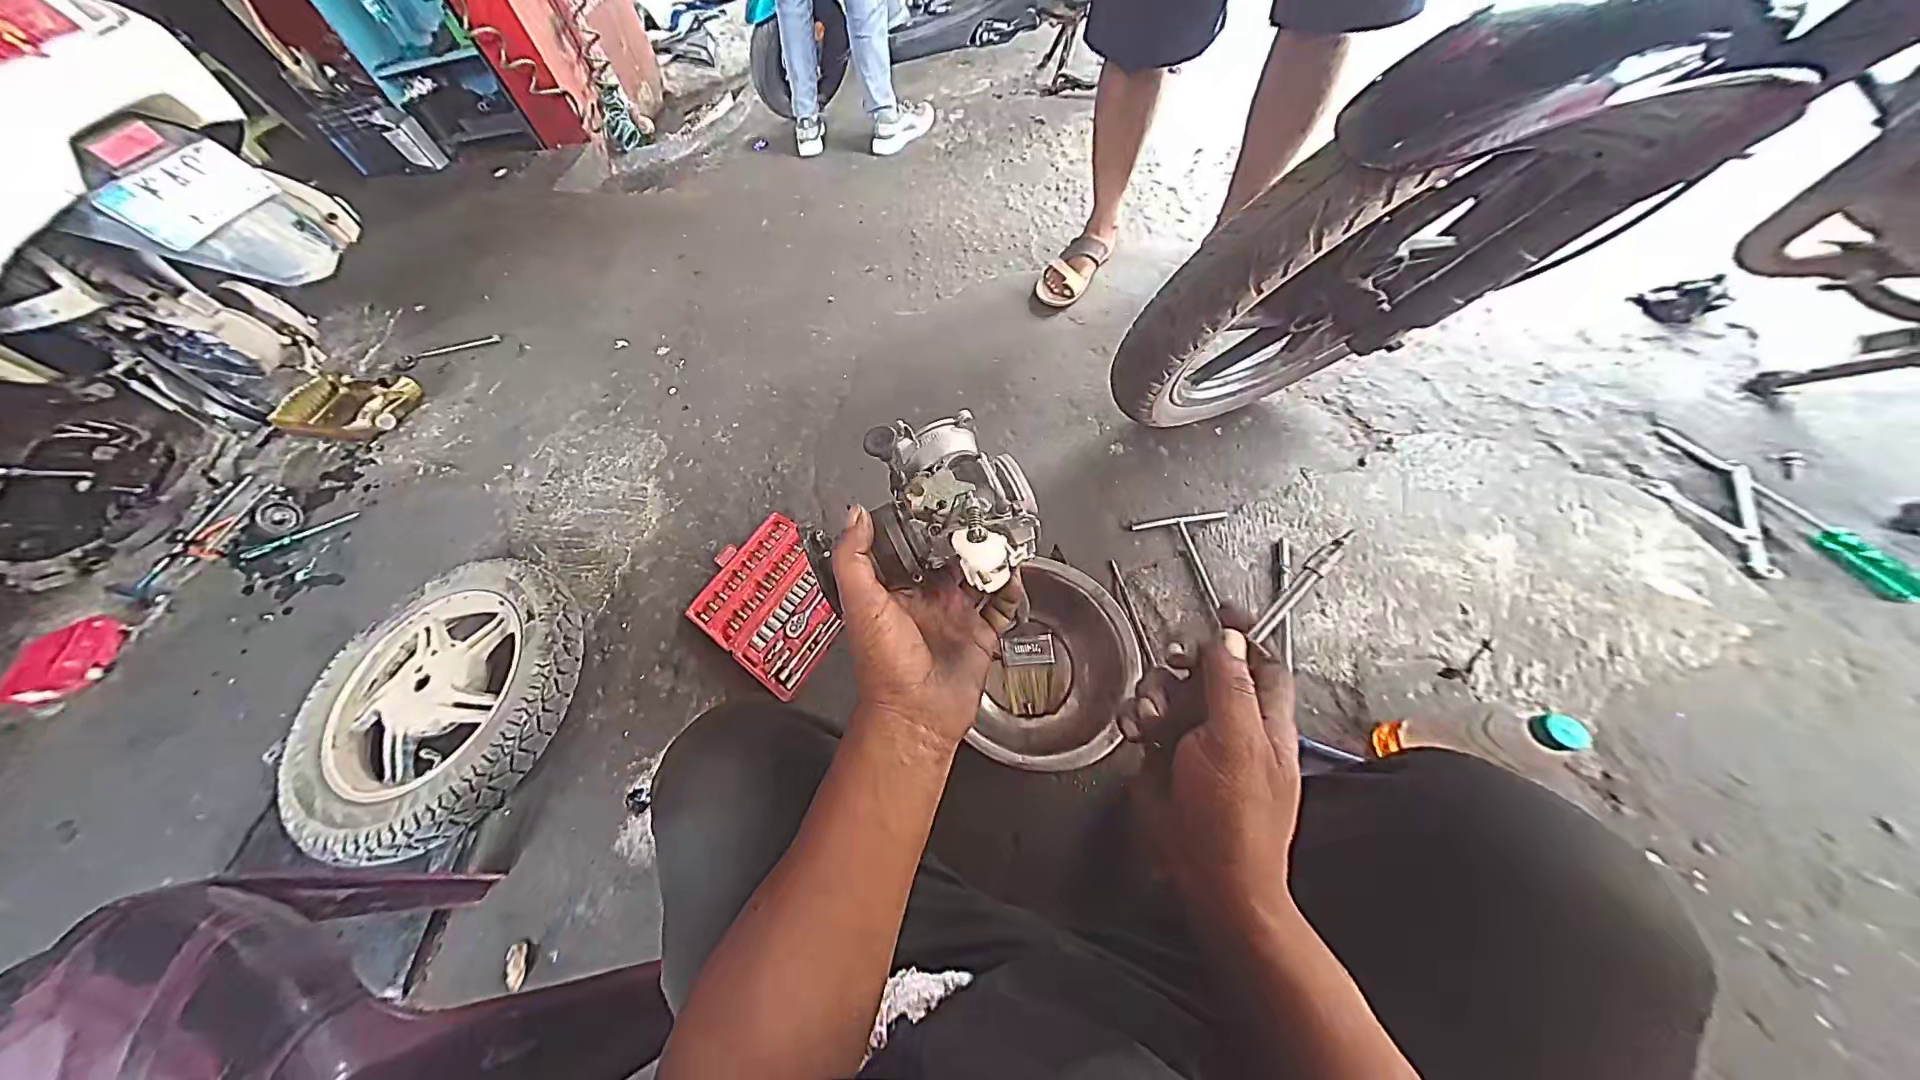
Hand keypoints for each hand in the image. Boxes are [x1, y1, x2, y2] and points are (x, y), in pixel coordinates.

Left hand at [832, 504, 1025, 748]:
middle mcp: (929, 598)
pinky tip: (1013, 577)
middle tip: (980, 516)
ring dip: (992, 558)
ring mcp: (957, 614)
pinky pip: (1001, 604)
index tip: (940, 502)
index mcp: (898, 589)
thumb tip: (855, 516)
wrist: (915, 716)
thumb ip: (853, 559)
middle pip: (953, 556)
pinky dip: (1011, 589)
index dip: (926, 525)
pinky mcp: (981, 633)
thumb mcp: (860, 605)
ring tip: (1001, 540)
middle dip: (966, 537)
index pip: (914, 546)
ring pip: (980, 575)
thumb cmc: (884, 667)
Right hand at [1125, 608, 1299, 928]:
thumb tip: (1230, 638)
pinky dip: (1137, 716)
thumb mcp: (1237, 742)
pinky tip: (1137, 730)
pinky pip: (1146, 717)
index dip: (1244, 634)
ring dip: (1156, 692)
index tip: (1223, 611)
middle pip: (1207, 669)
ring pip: (1171, 689)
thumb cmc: (1237, 819)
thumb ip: (1231, 685)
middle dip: (1186, 662)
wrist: (1207, 874)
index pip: (1260, 660)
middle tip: (1175, 661)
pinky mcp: (1164, 753)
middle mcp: (1231, 722)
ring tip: (1153, 715)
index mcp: (1264, 718)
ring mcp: (1196, 738)